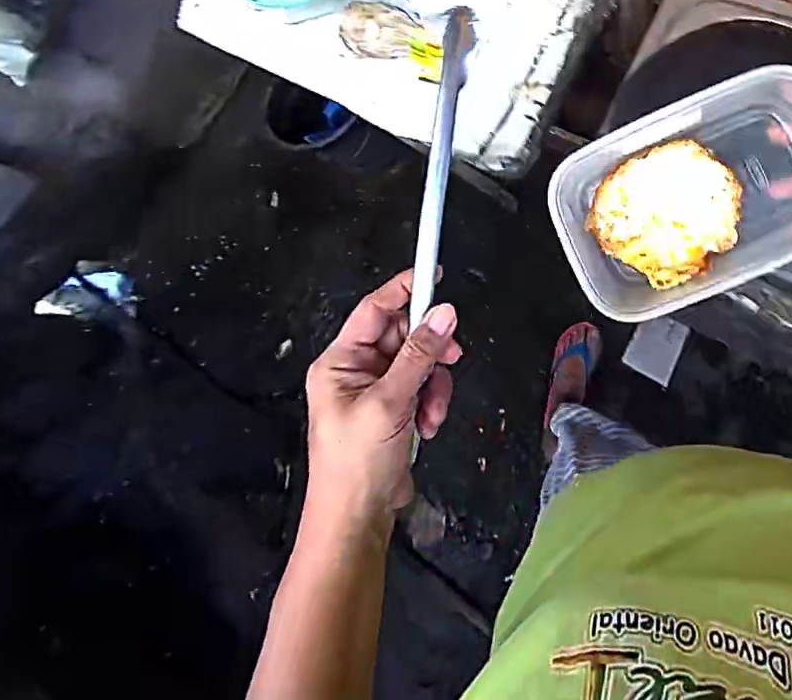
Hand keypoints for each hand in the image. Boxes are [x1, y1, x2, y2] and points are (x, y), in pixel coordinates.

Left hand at [304, 269, 461, 519]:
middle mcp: (358, 369)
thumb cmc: (354, 466)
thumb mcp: (390, 403)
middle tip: (449, 357)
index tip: (434, 273)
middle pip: (406, 334)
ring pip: (422, 360)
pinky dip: (433, 401)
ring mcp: (378, 388)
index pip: (376, 308)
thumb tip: (444, 314)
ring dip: (435, 384)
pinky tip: (427, 425)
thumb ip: (419, 355)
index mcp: (341, 361)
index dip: (405, 288)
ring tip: (430, 412)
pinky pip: (425, 385)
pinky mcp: (396, 406)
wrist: (357, 519)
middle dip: (430, 351)